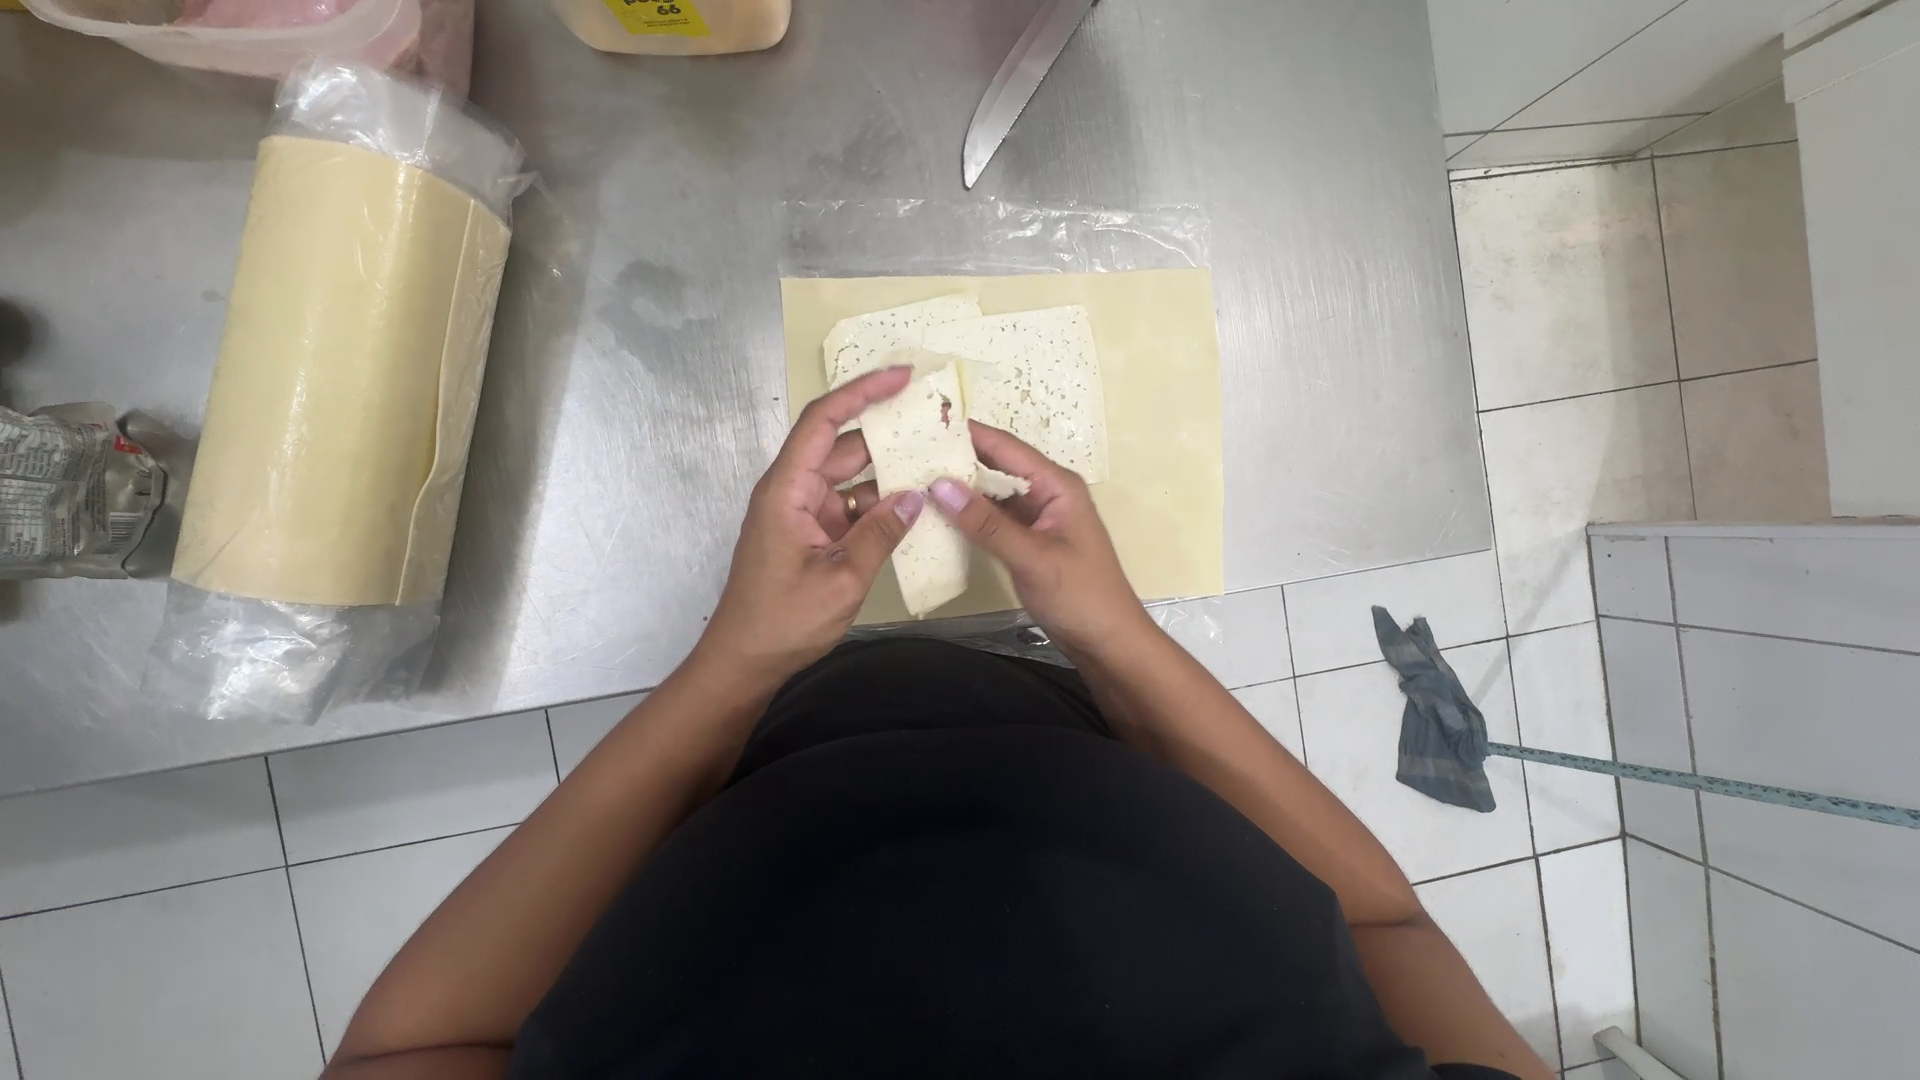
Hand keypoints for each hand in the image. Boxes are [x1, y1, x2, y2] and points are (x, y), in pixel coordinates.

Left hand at [695, 367, 923, 687]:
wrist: (745, 662)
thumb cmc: (783, 622)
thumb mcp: (843, 578)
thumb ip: (882, 533)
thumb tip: (916, 496)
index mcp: (787, 490)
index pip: (823, 422)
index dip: (861, 392)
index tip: (901, 377)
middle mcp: (793, 491)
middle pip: (842, 446)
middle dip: (886, 433)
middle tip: (933, 423)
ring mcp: (802, 512)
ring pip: (849, 478)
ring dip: (887, 474)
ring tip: (934, 465)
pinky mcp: (810, 533)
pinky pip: (848, 506)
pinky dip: (878, 505)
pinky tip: (912, 508)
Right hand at [928, 422, 1154, 657]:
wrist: (1107, 642)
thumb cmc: (1081, 596)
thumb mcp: (1032, 557)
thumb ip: (986, 523)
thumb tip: (939, 485)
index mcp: (1056, 485)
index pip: (1005, 447)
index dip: (966, 434)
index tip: (924, 426)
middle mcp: (1046, 493)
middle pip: (996, 465)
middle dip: (956, 460)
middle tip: (907, 455)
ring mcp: (1036, 517)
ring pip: (992, 493)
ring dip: (959, 489)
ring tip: (913, 479)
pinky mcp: (1027, 541)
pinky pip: (993, 518)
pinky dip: (968, 516)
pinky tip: (938, 515)